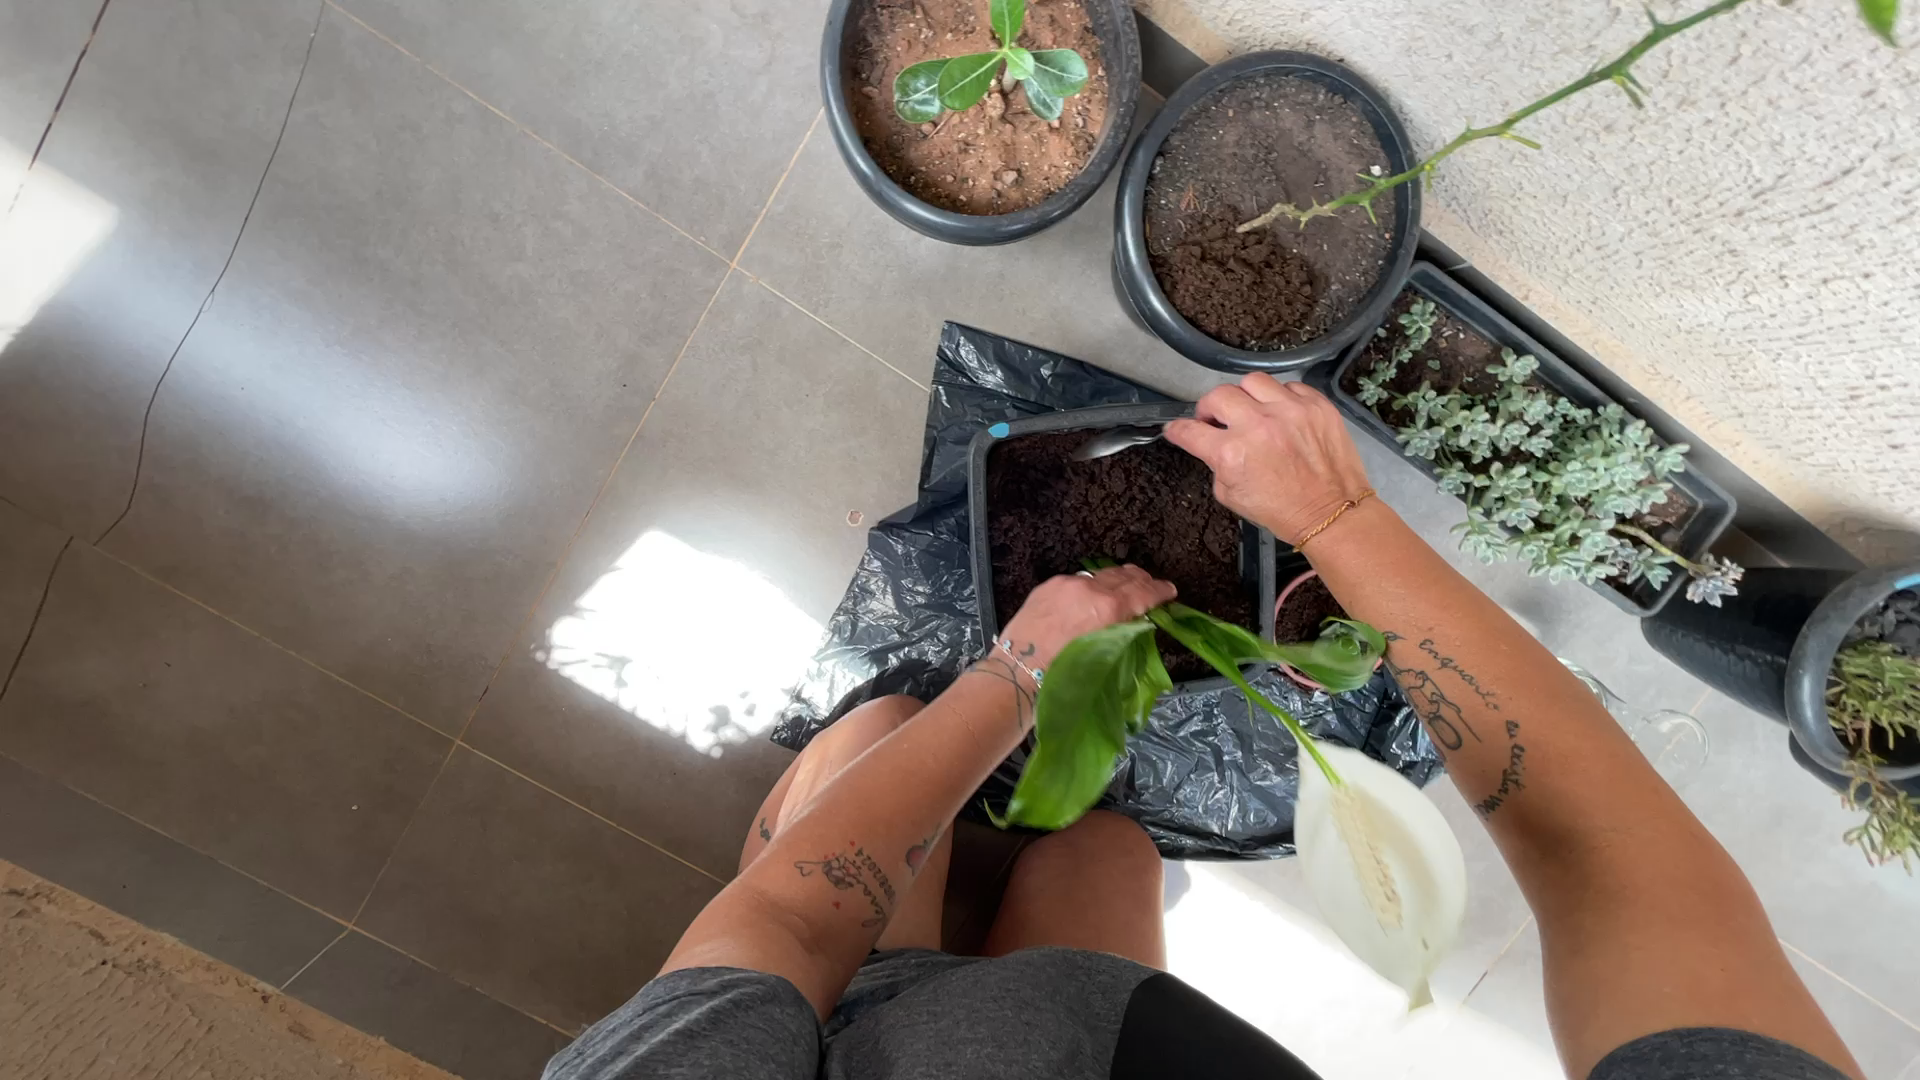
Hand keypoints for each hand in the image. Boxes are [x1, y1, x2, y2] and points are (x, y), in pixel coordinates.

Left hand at [999, 564, 1176, 670]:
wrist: (1016, 673)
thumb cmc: (1063, 679)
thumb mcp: (1106, 659)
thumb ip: (1124, 635)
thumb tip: (1134, 623)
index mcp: (1108, 608)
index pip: (1143, 592)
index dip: (1160, 590)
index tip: (1169, 590)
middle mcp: (1089, 590)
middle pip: (1123, 576)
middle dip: (1140, 581)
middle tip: (1150, 586)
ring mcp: (1066, 585)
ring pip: (1099, 576)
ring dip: (1116, 581)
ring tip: (1125, 586)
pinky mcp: (1048, 586)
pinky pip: (1077, 582)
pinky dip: (1089, 587)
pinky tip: (1091, 597)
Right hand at [1164, 375, 1373, 544]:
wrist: (1331, 512)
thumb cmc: (1280, 509)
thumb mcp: (1230, 494)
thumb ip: (1215, 463)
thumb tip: (1209, 443)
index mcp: (1232, 453)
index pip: (1190, 431)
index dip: (1177, 429)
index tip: (1176, 429)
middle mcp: (1259, 426)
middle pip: (1218, 396)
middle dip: (1210, 408)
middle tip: (1215, 420)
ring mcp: (1290, 411)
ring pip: (1252, 381)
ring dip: (1244, 396)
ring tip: (1250, 411)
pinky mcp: (1317, 406)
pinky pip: (1289, 386)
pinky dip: (1279, 398)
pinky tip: (1280, 415)